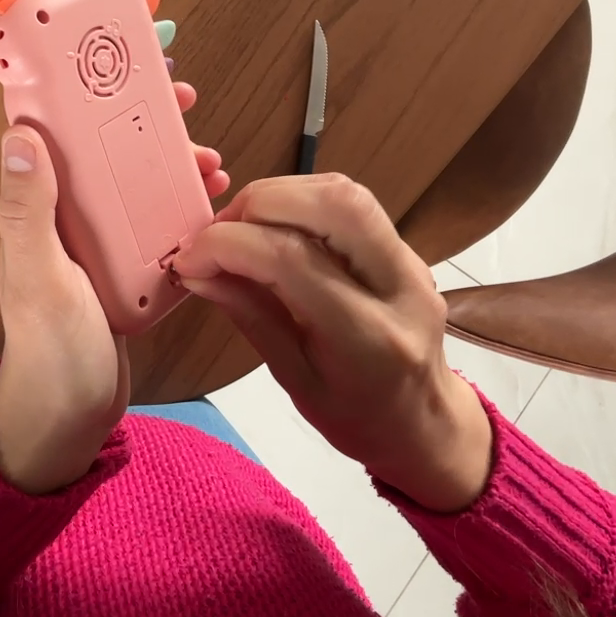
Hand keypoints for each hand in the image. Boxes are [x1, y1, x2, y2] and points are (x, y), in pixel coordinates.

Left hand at [0, 83, 225, 493]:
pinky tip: (210, 203)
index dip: (82, 92)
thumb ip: (29, 211)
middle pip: (103, 149)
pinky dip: (182, 205)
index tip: (120, 64)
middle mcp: (67, 217)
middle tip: (182, 100)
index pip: (54, 133)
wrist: (69, 420)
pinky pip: (156, 223)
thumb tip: (18, 132)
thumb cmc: (50, 352)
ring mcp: (99, 243)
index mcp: (40, 210)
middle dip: (140, 118)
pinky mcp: (126, 268)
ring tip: (209, 159)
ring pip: (136, 182)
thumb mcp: (39, 277)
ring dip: (169, 161)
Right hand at [169, 174, 493, 510]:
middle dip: (259, 203)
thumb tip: (195, 268)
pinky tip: (271, 229)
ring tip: (241, 229)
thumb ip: (248, 314)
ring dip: (277, 196)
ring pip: (343, 191)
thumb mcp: (292, 380)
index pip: (290, 259)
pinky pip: (348, 202)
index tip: (187, 260)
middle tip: (219, 233)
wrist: (428, 425)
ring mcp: (409, 259)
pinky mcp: (403, 246)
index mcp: (368, 337)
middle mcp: (399, 285)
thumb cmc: (357, 418)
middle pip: (333, 204)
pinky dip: (296, 201)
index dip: (225, 246)